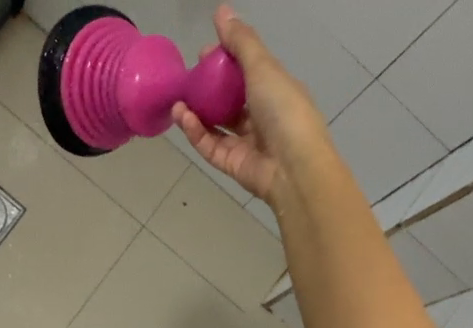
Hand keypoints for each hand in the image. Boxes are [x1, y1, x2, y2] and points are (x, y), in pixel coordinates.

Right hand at [173, 4, 331, 204]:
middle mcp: (262, 116)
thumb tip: (221, 9)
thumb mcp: (263, 67)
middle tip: (190, 77)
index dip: (227, 60)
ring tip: (179, 99)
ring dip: (197, 111)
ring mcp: (247, 142)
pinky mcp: (233, 164)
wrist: (293, 167)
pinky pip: (210, 145)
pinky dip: (196, 132)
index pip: (248, 71)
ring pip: (217, 124)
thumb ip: (240, 41)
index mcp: (276, 90)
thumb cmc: (284, 110)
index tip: (206, 53)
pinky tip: (183, 117)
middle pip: (230, 99)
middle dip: (209, 87)